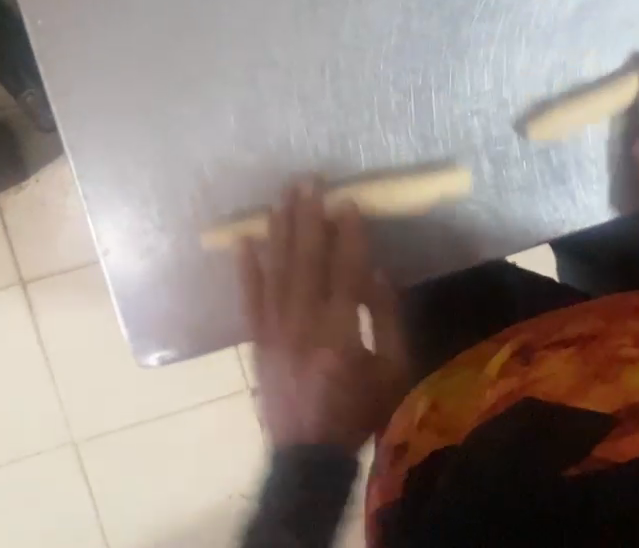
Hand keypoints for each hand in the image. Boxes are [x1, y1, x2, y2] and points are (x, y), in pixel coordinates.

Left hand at [238, 181, 410, 450]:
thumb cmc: (361, 410)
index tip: (348, 200)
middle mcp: (302, 325)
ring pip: (276, 271)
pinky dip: (246, 268)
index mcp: (340, 332)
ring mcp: (274, 332)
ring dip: (280, 230)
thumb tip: (376, 270)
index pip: (345, 269)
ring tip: (283, 195)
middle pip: (305, 260)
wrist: (308, 457)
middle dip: (308, 217)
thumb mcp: (393, 368)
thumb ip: (387, 317)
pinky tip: (245, 240)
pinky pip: (250, 298)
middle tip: (309, 180)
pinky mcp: (257, 342)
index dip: (348, 233)